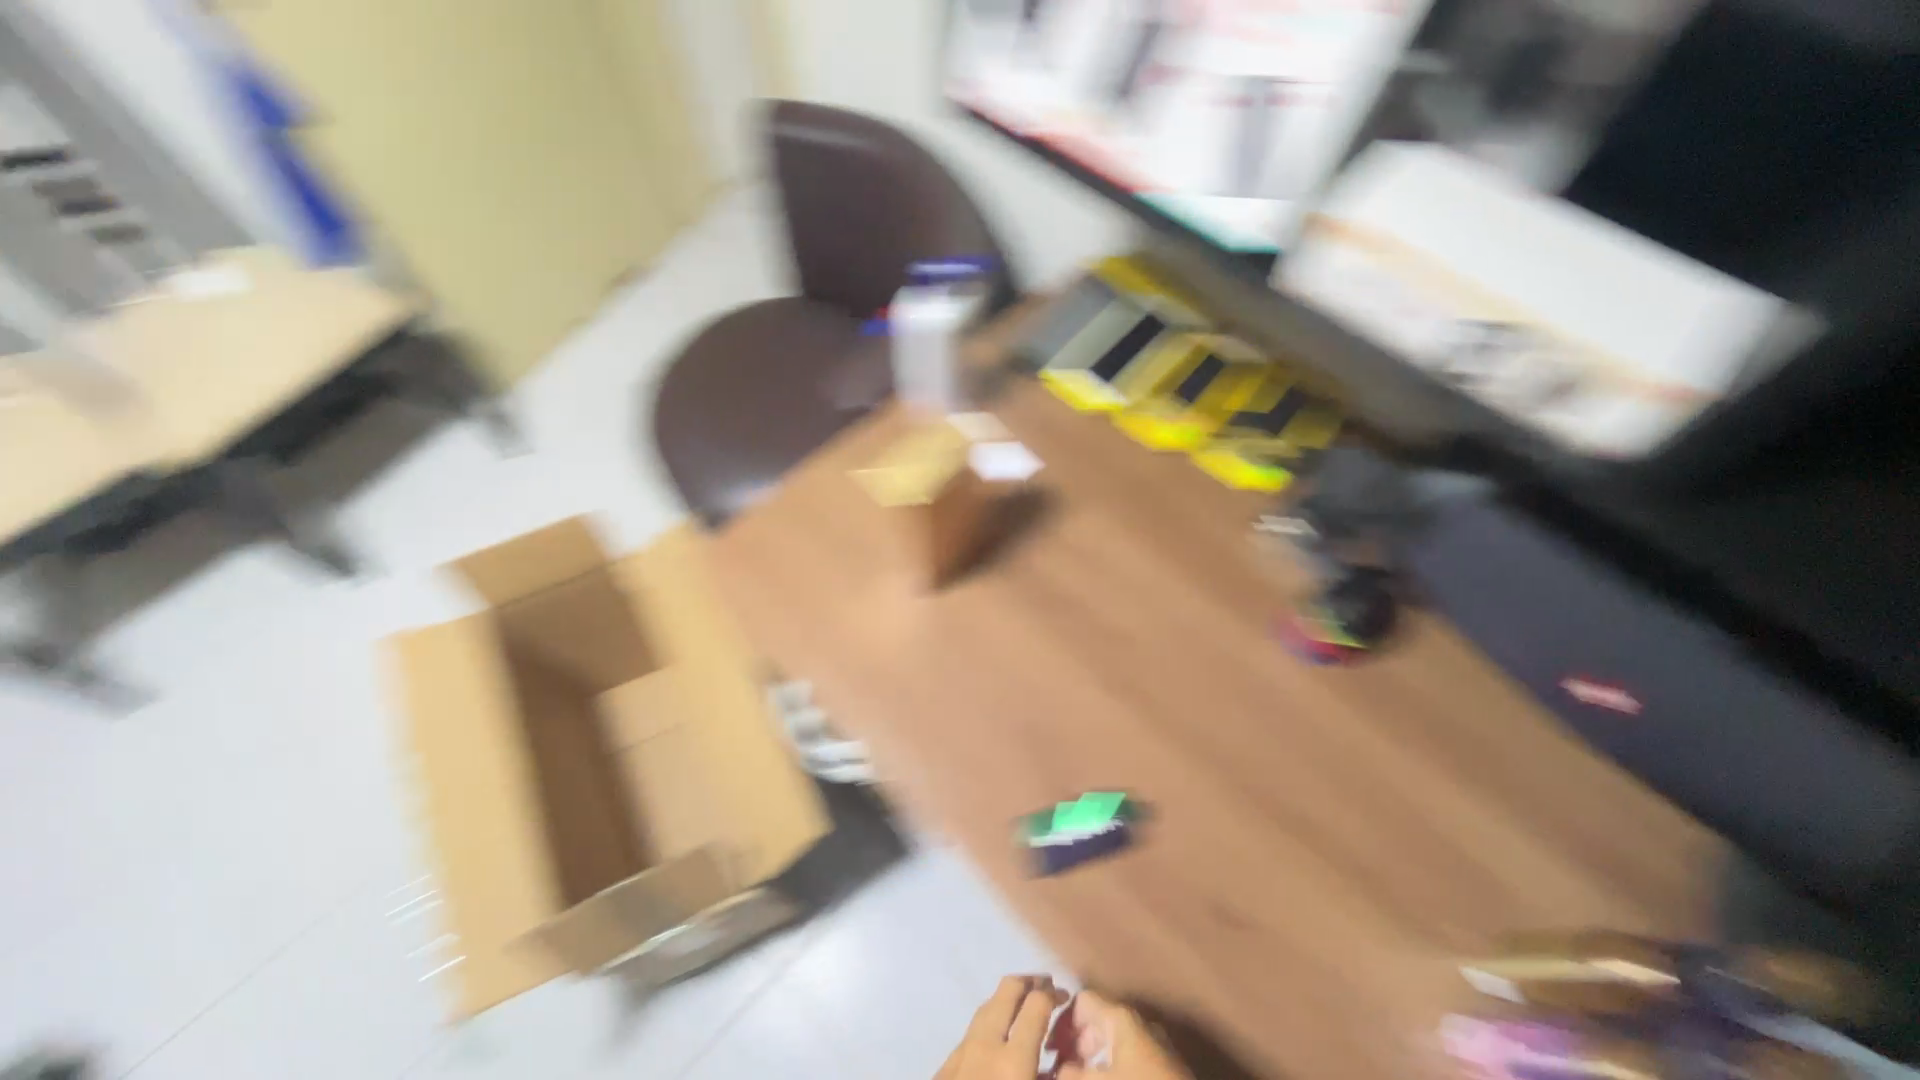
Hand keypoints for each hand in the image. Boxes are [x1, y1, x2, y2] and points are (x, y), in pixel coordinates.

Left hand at [937, 975, 1069, 1079]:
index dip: (1053, 994)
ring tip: (1024, 1004)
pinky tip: (997, 1035)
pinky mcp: (945, 1063)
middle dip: (1029, 981)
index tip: (1064, 996)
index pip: (1036, 1005)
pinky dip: (990, 1021)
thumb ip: (1051, 1074)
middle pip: (1007, 990)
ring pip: (986, 1006)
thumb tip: (1064, 1060)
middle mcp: (986, 1045)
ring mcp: (961, 1051)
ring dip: (1008, 999)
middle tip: (1046, 985)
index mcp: (1014, 1060)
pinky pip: (972, 1030)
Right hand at [1052, 990, 1192, 1079]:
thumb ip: (1071, 1073)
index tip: (1050, 1049)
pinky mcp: (1165, 1063)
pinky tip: (1107, 1078)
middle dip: (1076, 1042)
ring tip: (1081, 1076)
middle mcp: (1138, 1020)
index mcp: (1120, 1017)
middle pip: (1097, 1019)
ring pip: (1114, 1039)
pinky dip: (1113, 1064)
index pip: (1082, 1000)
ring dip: (1093, 1056)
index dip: (1062, 1022)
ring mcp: (1155, 1041)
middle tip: (1062, 1067)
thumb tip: (1058, 1070)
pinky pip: (1130, 1054)